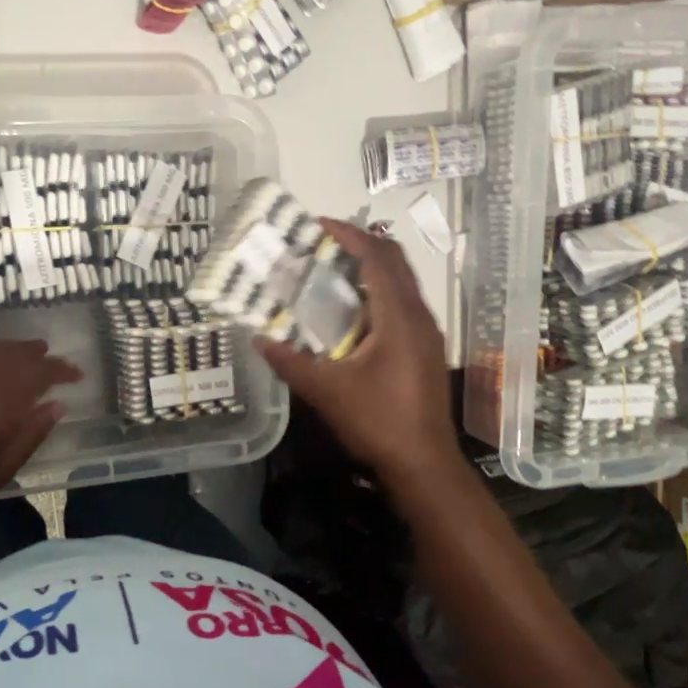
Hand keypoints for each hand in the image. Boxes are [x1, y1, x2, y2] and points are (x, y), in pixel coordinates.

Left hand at [0, 340, 81, 520]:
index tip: (77, 375)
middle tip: (52, 357)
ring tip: (26, 352)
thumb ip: (31, 434)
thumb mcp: (2, 469)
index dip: (60, 371)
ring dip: (10, 349)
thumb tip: (57, 406)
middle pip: (12, 356)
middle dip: (36, 354)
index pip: (38, 374)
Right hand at [255, 219, 457, 478]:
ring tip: (330, 274)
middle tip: (322, 247)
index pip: (377, 257)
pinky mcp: (426, 350)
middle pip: (394, 262)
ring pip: (401, 283)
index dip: (349, 235)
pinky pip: (402, 305)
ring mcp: (427, 333)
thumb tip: (260, 341)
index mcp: (398, 316)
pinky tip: (351, 315)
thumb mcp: (326, 391)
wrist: (423, 462)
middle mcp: (419, 316)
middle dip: (359, 246)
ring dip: (369, 270)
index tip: (318, 225)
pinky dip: (377, 294)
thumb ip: (291, 362)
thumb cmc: (377, 421)